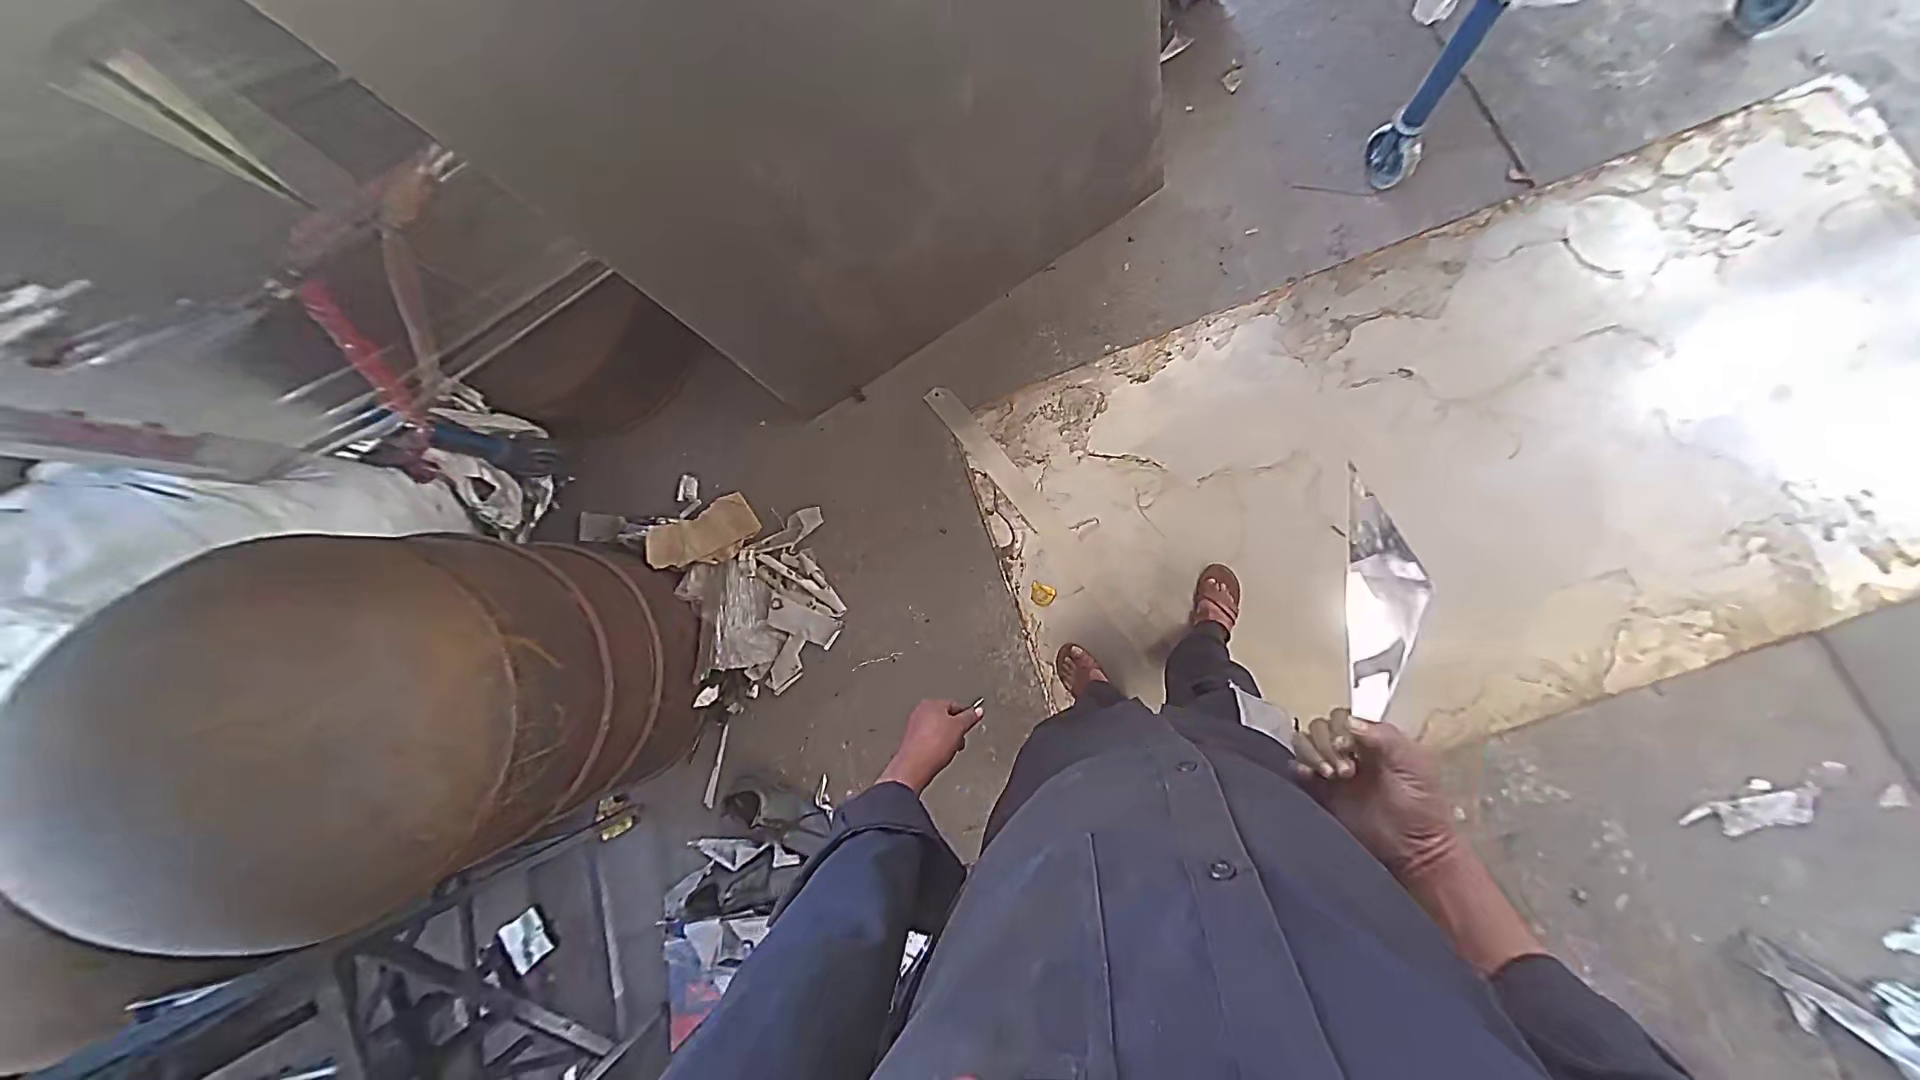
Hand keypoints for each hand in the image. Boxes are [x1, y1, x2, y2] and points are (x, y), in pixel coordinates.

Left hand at [876, 698, 984, 793]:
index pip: (956, 705)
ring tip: (949, 750)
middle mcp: (921, 711)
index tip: (973, 723)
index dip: (967, 716)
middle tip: (960, 741)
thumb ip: (970, 717)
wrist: (915, 767)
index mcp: (932, 703)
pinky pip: (930, 738)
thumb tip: (978, 711)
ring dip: (947, 738)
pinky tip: (939, 754)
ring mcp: (915, 725)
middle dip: (956, 729)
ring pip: (938, 729)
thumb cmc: (933, 745)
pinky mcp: (912, 739)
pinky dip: (937, 745)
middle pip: (946, 717)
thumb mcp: (959, 728)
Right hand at [1293, 708, 1459, 880]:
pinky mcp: (1318, 789)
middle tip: (1346, 770)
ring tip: (1331, 776)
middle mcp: (1348, 750)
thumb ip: (1384, 737)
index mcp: (1370, 739)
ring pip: (1303, 743)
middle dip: (1326, 745)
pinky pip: (1296, 767)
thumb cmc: (1421, 807)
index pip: (1341, 717)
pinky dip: (1298, 768)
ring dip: (1312, 754)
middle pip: (1318, 727)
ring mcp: (1331, 769)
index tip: (1347, 744)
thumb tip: (1349, 720)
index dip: (1339, 726)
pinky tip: (1310, 777)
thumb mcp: (1412, 765)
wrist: (1413, 850)